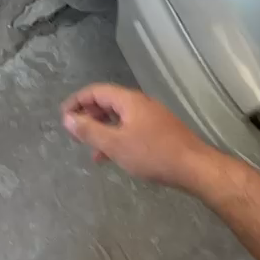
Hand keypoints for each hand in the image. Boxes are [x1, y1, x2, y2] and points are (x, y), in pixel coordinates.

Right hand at [61, 83, 215, 188]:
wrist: (196, 169)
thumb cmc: (153, 154)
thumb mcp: (115, 144)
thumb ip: (89, 130)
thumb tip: (67, 118)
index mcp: (128, 100)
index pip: (95, 91)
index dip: (76, 101)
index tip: (63, 117)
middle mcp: (140, 103)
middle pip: (107, 102)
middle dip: (88, 115)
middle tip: (74, 132)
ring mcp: (152, 117)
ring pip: (119, 117)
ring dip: (101, 129)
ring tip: (89, 148)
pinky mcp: (159, 131)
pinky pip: (130, 128)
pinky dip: (116, 137)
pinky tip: (112, 156)